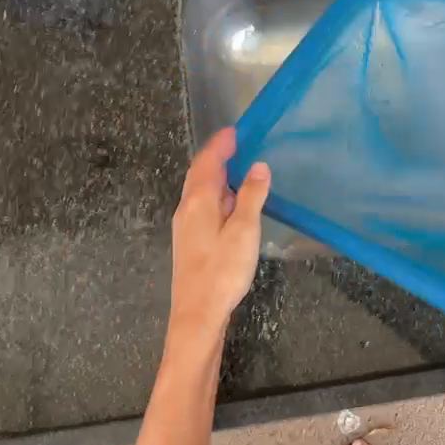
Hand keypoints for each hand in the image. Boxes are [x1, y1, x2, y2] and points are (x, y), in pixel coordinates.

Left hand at [168, 129, 270, 340]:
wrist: (198, 313)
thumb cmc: (222, 271)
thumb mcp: (244, 230)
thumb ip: (252, 196)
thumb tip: (259, 167)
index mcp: (198, 201)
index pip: (208, 162)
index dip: (221, 145)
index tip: (235, 131)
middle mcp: (187, 209)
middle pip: (199, 175)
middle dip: (216, 157)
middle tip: (236, 144)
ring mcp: (186, 227)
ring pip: (200, 192)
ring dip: (217, 177)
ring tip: (237, 169)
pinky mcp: (190, 243)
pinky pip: (202, 207)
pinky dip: (216, 196)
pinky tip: (231, 205)